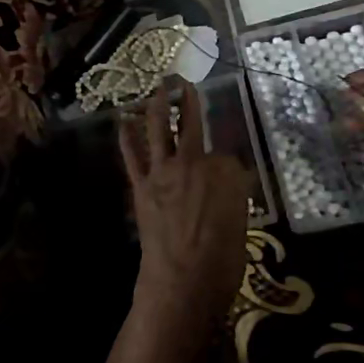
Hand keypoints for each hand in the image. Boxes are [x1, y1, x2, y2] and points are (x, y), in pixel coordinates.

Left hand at [118, 79, 250, 324]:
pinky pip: (133, 156)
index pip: (227, 156)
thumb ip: (229, 197)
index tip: (226, 177)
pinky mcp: (142, 185)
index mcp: (229, 171)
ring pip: (160, 130)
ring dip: (157, 106)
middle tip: (186, 84)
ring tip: (157, 87)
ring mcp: (165, 171)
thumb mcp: (241, 224)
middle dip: (189, 101)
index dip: (226, 167)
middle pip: (193, 125)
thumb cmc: (223, 260)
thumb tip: (217, 191)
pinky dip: (126, 138)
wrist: (184, 278)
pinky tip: (121, 121)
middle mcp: (197, 162)